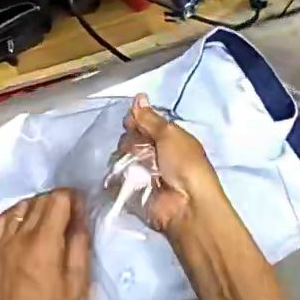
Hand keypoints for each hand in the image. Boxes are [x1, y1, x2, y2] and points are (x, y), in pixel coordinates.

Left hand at [0, 190, 90, 299]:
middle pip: (40, 200)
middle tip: (73, 216)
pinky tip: (28, 226)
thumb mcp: (78, 281)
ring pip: (21, 208)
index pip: (58, 199)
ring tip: (51, 221)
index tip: (83, 208)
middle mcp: (19, 239)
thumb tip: (81, 216)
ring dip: (39, 206)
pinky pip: (2, 223)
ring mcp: (1, 247)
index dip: (74, 198)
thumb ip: (79, 242)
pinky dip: (17, 216)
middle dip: (59, 201)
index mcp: (43, 243)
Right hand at [124, 94, 222, 235]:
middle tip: (142, 150)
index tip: (131, 122)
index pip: (142, 123)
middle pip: (128, 139)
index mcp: (166, 138)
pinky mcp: (129, 191)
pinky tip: (125, 179)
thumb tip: (139, 96)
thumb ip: (151, 119)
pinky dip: (116, 177)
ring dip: (125, 159)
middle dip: (131, 142)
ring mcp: (140, 173)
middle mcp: (152, 153)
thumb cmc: (184, 164)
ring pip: (119, 157)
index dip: (135, 121)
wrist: (185, 204)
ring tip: (137, 168)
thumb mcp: (170, 135)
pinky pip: (113, 178)